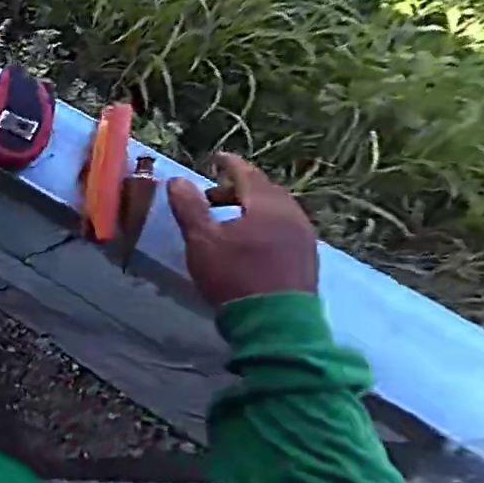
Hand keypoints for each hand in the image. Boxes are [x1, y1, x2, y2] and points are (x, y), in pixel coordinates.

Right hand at [166, 153, 318, 307]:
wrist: (275, 323)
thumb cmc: (234, 276)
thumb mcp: (202, 240)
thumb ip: (189, 207)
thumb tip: (177, 179)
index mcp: (266, 205)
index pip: (247, 174)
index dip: (229, 164)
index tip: (214, 159)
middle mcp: (291, 214)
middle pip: (264, 190)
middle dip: (237, 187)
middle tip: (211, 195)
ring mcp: (304, 236)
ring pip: (276, 209)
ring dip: (250, 207)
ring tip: (227, 219)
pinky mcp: (306, 257)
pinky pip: (284, 227)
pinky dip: (263, 223)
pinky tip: (249, 239)